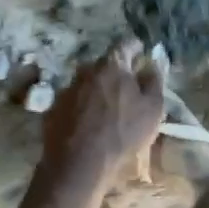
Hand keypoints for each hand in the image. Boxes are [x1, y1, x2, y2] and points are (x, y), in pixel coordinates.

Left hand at [43, 39, 164, 185]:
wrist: (78, 163)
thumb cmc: (123, 133)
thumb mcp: (153, 109)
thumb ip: (155, 81)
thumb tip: (153, 64)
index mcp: (112, 65)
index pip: (126, 44)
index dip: (136, 47)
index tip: (142, 53)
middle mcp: (86, 70)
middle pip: (104, 64)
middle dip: (116, 72)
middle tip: (127, 88)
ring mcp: (67, 89)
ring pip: (87, 83)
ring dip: (97, 90)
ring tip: (107, 109)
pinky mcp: (53, 108)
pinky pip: (73, 101)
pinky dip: (82, 107)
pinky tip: (88, 124)